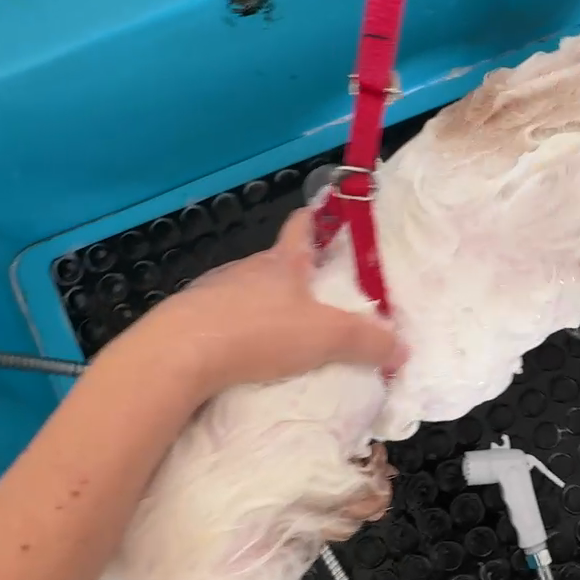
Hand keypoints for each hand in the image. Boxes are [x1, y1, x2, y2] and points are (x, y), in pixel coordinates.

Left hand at [118, 209, 403, 397]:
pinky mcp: (192, 322)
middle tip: (326, 303)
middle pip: (279, 265)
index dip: (321, 218)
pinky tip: (250, 361)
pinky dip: (242, 335)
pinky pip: (226, 323)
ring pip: (251, 295)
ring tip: (288, 340)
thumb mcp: (327, 337)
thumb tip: (401, 347)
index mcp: (282, 262)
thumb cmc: (259, 332)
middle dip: (301, 279)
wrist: (177, 355)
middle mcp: (247, 269)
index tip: (334, 220)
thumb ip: (367, 340)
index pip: (303, 224)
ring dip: (269, 310)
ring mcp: (215, 294)